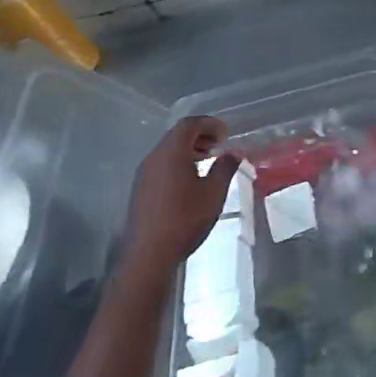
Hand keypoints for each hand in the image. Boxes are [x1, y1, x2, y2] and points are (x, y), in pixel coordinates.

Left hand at [121, 117, 239, 274]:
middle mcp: (154, 156)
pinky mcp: (141, 188)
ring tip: (207, 160)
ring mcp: (144, 172)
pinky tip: (189, 180)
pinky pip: (161, 164)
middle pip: (176, 134)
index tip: (226, 133)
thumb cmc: (185, 219)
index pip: (189, 124)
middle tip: (218, 145)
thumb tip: (234, 152)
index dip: (209, 123)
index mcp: (171, 152)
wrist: (149, 253)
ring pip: (167, 150)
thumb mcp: (213, 194)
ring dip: (188, 149)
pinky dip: (177, 162)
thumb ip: (225, 168)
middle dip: (199, 135)